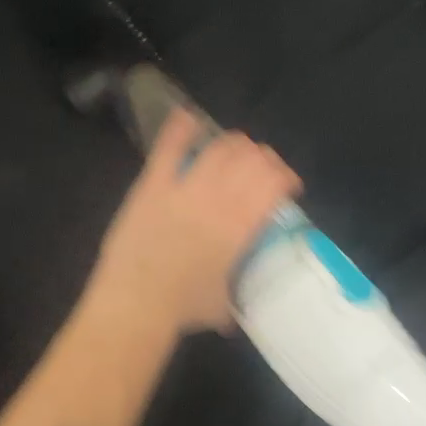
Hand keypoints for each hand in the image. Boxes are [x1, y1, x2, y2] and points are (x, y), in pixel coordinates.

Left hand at [92, 109, 302, 334]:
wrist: (136, 301)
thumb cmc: (184, 307)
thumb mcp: (225, 302)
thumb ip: (236, 293)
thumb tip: (238, 305)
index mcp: (241, 226)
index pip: (274, 184)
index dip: (286, 178)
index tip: (289, 186)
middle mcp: (218, 199)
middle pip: (252, 160)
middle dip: (265, 159)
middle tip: (265, 168)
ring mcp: (184, 187)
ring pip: (220, 149)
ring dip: (236, 145)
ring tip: (239, 150)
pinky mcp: (153, 184)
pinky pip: (169, 147)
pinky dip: (181, 129)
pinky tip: (190, 118)